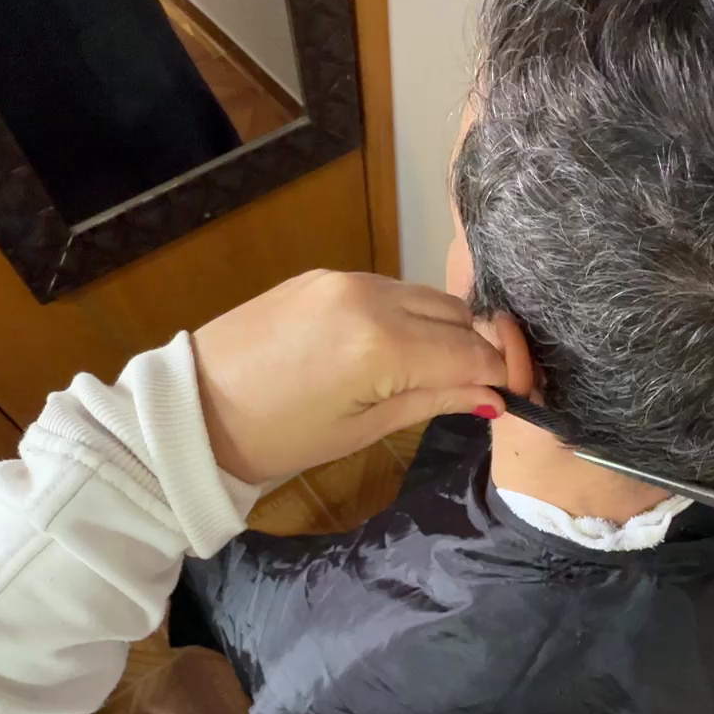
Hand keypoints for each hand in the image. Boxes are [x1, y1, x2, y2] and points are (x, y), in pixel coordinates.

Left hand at [191, 271, 509, 482]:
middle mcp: (371, 295)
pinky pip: (390, 290)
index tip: (519, 393)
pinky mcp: (325, 274)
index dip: (502, 373)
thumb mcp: (364, 429)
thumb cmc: (279, 439)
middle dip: (478, 348)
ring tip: (439, 369)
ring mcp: (345, 278)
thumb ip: (434, 401)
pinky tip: (399, 347)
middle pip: (456, 314)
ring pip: (425, 297)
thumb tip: (494, 397)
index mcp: (382, 345)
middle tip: (481, 385)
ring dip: (444, 330)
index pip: (469, 351)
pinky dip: (409, 316)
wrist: (195, 409)